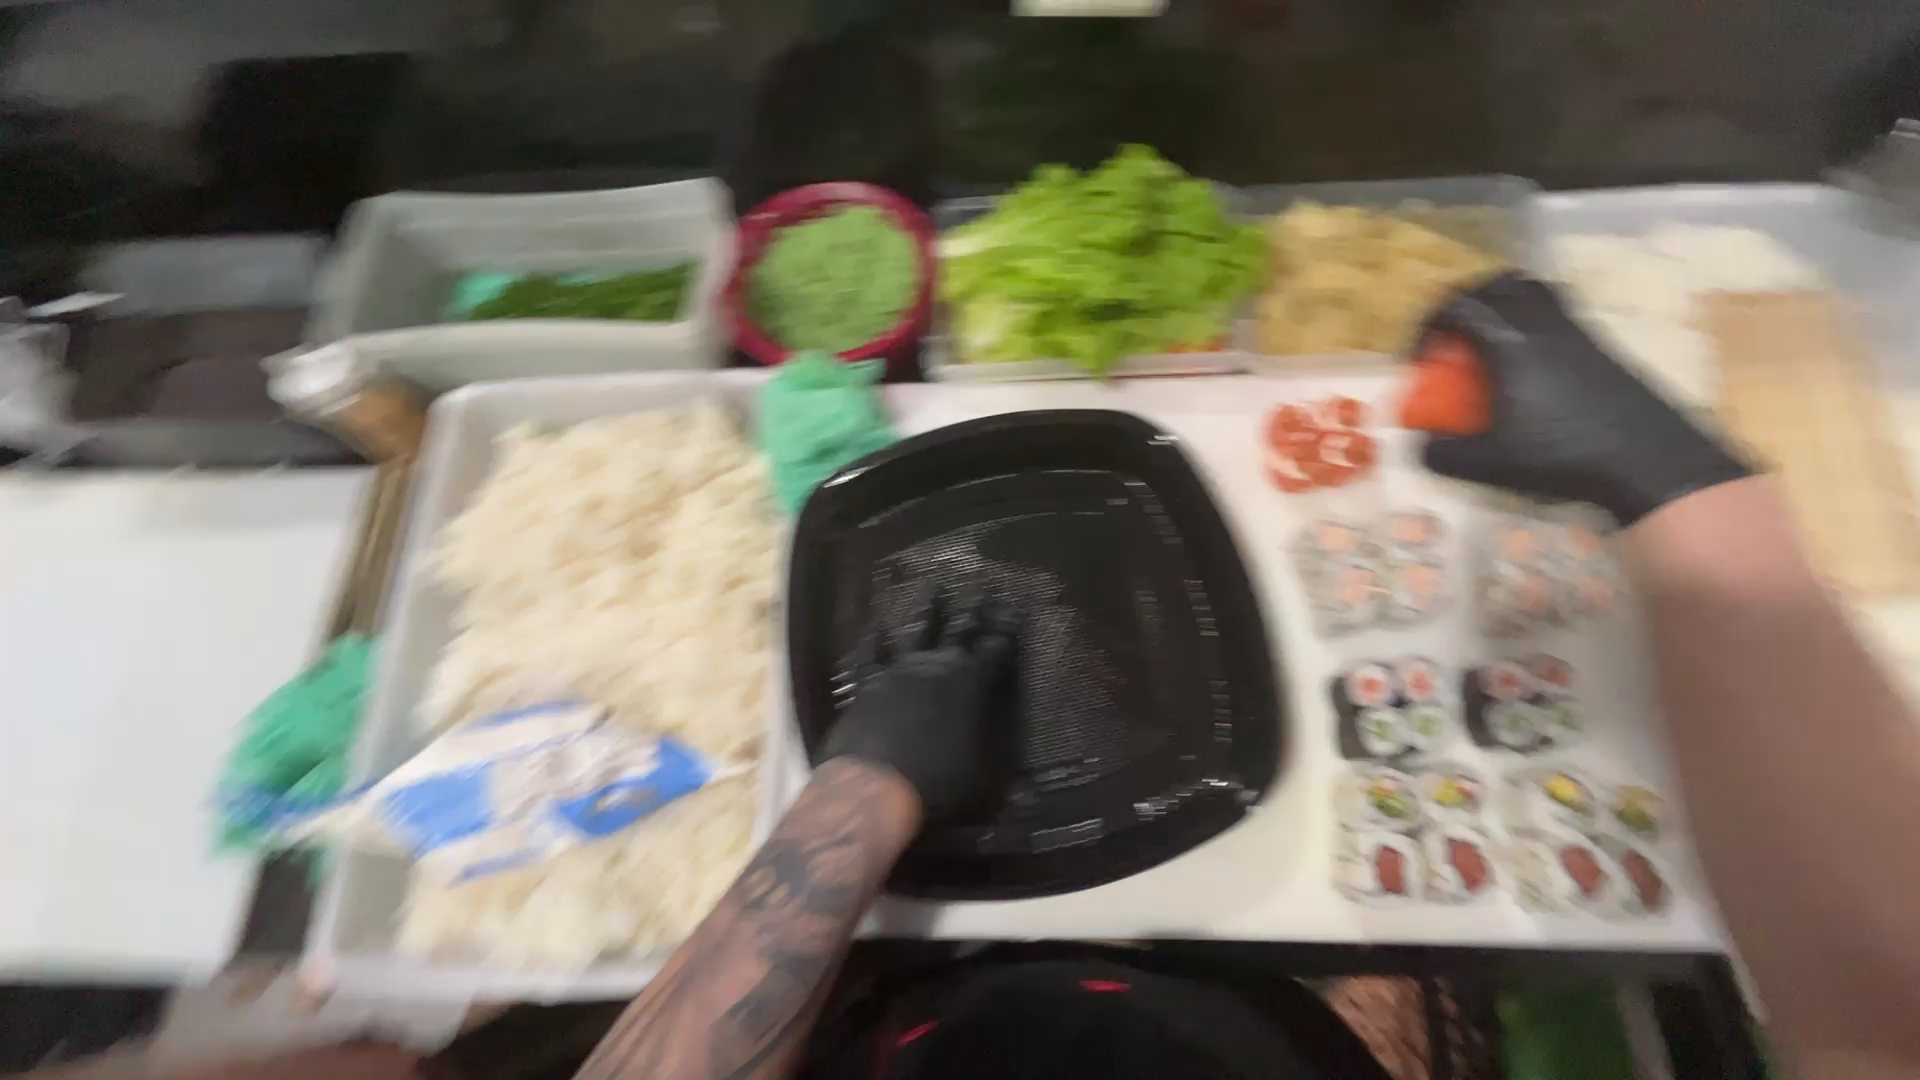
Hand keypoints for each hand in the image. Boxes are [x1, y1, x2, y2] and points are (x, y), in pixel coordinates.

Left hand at [823, 589, 1019, 823]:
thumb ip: (1005, 771)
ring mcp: (900, 672)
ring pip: (918, 631)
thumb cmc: (938, 786)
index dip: (1010, 627)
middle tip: (984, 584)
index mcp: (971, 686)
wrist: (875, 789)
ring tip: (935, 585)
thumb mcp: (985, 782)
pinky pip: (870, 656)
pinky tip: (874, 625)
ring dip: (928, 608)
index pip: (998, 649)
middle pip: (961, 630)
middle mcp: (939, 668)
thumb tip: (1031, 787)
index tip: (1018, 604)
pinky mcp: (868, 685)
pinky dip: (873, 640)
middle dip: (976, 607)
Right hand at [1417, 272, 1751, 524]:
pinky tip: (1522, 364)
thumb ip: (1441, 454)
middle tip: (1448, 336)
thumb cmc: (1560, 456)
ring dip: (1500, 306)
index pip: (1458, 308)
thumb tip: (1421, 444)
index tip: (1421, 357)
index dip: (1428, 325)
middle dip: (1462, 303)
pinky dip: (1528, 323)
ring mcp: (1577, 332)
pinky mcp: (1599, 346)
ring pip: (1532, 291)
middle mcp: (1543, 326)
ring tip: (1485, 341)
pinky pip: (1556, 312)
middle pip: (1497, 284)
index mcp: (1510, 346)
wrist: (1650, 460)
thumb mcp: (1486, 465)